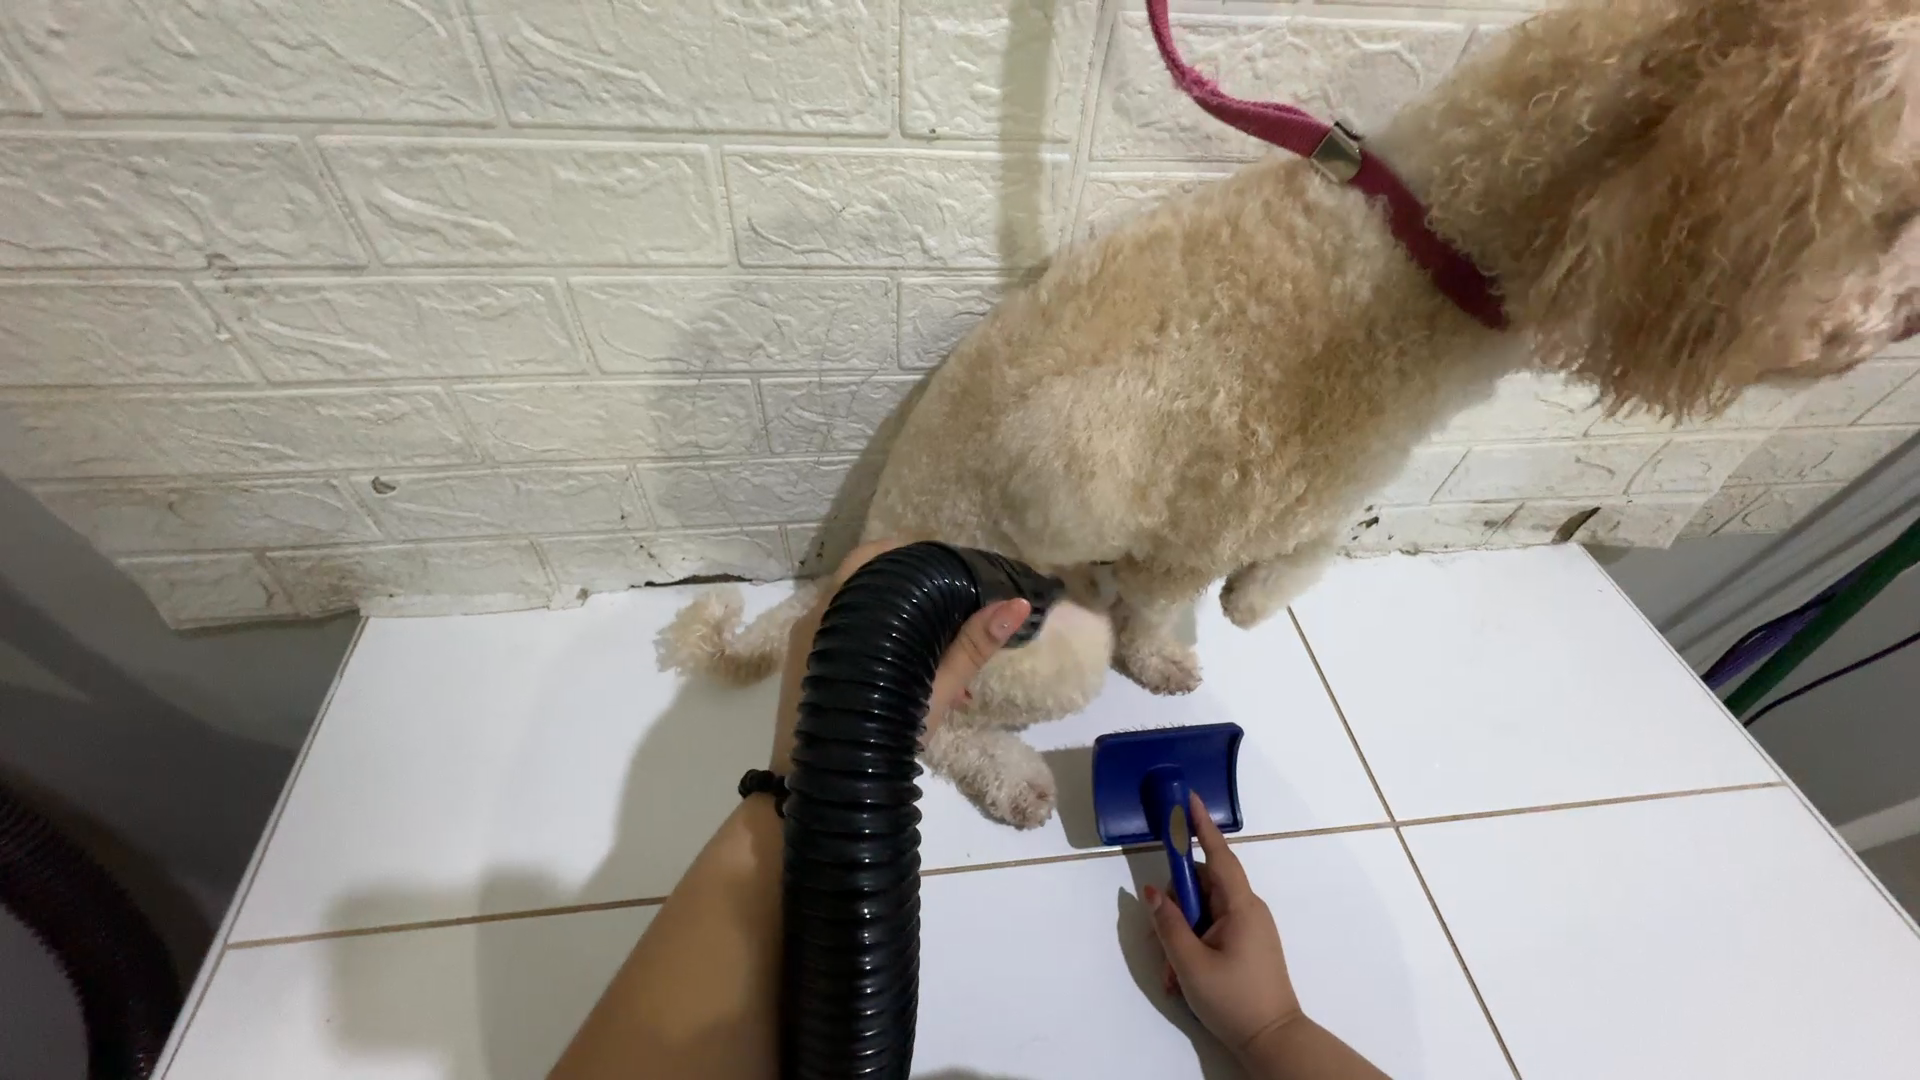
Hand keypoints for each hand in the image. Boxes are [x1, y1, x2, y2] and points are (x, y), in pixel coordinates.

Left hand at [770, 540, 1030, 772]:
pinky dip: (876, 631)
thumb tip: (1017, 606)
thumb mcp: (934, 692)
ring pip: (857, 606)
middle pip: (866, 578)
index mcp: (842, 612)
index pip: (874, 555)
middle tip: (951, 593)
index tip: (948, 561)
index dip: (911, 550)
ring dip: (894, 610)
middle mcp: (817, 616)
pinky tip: (907, 654)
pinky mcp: (806, 662)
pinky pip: (845, 629)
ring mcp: (807, 640)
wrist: (823, 790)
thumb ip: (972, 646)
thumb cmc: (878, 736)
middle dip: (909, 583)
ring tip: (937, 627)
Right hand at [1144, 792, 1303, 1058]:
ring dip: (1181, 931)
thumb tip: (1151, 891)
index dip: (1201, 825)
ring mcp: (1248, 927)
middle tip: (1160, 939)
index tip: (1189, 797)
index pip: (1218, 854)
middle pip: (1202, 884)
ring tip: (1173, 971)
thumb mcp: (1190, 963)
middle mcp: (1247, 909)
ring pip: (1203, 909)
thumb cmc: (1235, 1000)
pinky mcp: (1246, 944)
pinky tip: (1182, 975)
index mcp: (1240, 905)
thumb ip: (1168, 923)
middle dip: (1176, 906)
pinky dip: (1194, 942)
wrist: (1275, 1044)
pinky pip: (1212, 927)